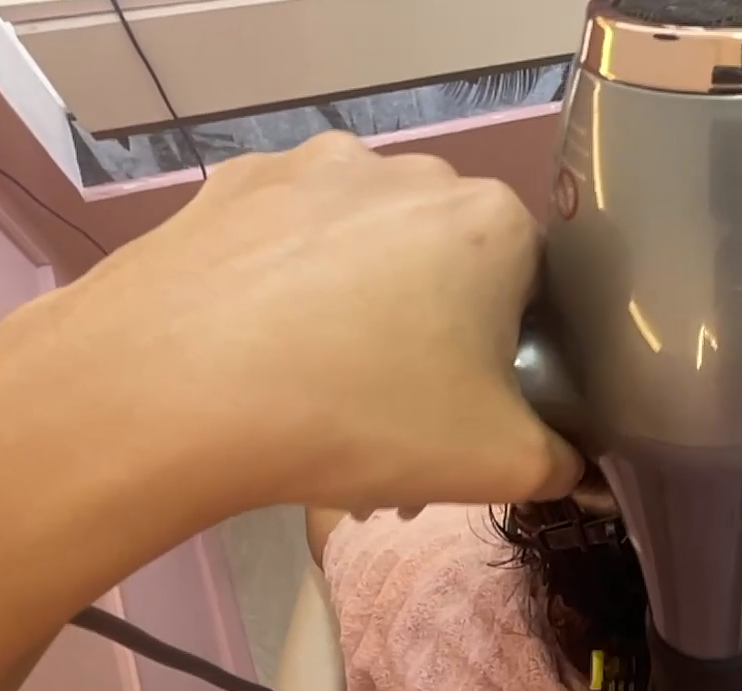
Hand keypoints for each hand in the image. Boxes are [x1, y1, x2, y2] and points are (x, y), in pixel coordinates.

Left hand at [0, 133, 580, 518]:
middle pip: (457, 270)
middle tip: (411, 420)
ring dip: (377, 321)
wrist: (165, 396)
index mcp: (494, 222)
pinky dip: (305, 294)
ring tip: (335, 399)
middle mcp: (412, 171)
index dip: (518, 358)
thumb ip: (566, 466)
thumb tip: (577, 471)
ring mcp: (314, 167)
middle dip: (447, 344)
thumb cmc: (368, 417)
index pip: (540, 291)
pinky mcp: (233, 185)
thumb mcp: (504, 465)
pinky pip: (300, 244)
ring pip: (377, 255)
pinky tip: (273, 354)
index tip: (482, 409)